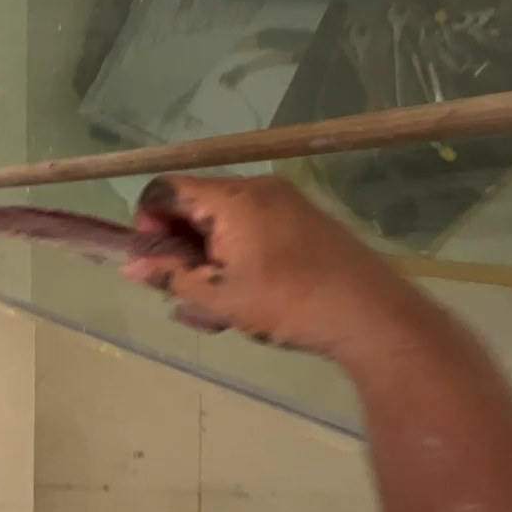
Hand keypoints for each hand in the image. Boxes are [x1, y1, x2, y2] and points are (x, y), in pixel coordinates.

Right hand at [121, 174, 441, 357]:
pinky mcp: (306, 224)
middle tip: (181, 284)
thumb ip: (167, 274)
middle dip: (177, 244)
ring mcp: (287, 205)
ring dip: (205, 257)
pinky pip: (250, 229)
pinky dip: (234, 256)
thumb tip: (130, 266)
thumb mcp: (214, 295)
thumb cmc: (288, 303)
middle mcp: (259, 190)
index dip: (147, 222)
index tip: (155, 258)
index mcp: (233, 199)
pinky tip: (240, 297)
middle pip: (191, 205)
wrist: (380, 322)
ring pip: (220, 222)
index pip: (164, 190)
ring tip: (212, 303)